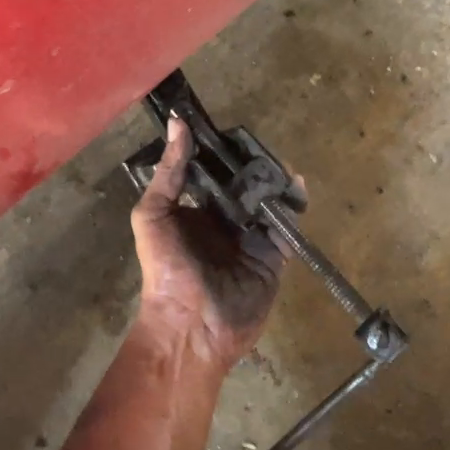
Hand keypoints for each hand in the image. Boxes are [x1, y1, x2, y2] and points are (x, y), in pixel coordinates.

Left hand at [130, 119, 289, 369]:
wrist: (189, 326)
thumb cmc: (165, 269)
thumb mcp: (153, 214)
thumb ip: (168, 171)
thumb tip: (176, 123)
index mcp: (197, 211)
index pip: (214, 174)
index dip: (223, 154)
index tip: (233, 131)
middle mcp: (225, 222)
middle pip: (245, 186)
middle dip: (254, 166)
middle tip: (261, 145)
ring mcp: (251, 239)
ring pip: (268, 202)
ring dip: (275, 182)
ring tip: (280, 163)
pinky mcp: (272, 258)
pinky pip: (286, 228)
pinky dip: (292, 207)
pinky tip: (295, 186)